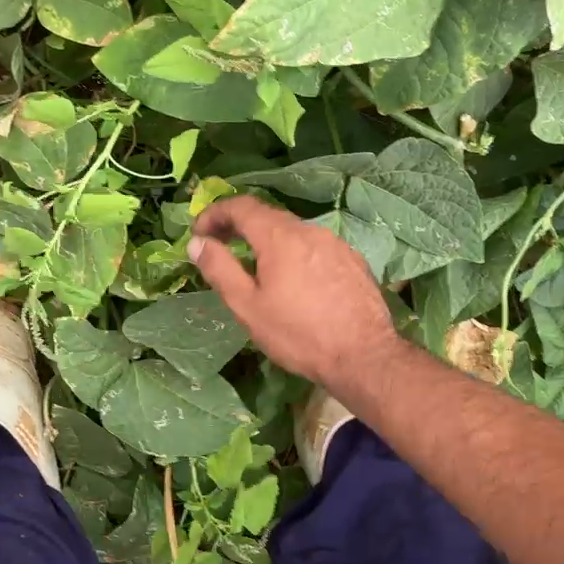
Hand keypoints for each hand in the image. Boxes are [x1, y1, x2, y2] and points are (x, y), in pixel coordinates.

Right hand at [189, 195, 397, 386]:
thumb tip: (197, 243)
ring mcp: (335, 244)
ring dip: (265, 240)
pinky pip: (313, 246)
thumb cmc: (298, 334)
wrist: (365, 357)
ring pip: (292, 231)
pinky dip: (291, 252)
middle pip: (267, 215)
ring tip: (252, 265)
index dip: (214, 214)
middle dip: (237, 225)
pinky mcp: (352, 261)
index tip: (199, 234)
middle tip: (218, 246)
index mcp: (280, 237)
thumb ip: (219, 269)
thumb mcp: (247, 306)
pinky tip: (291, 280)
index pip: (240, 206)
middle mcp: (309, 230)